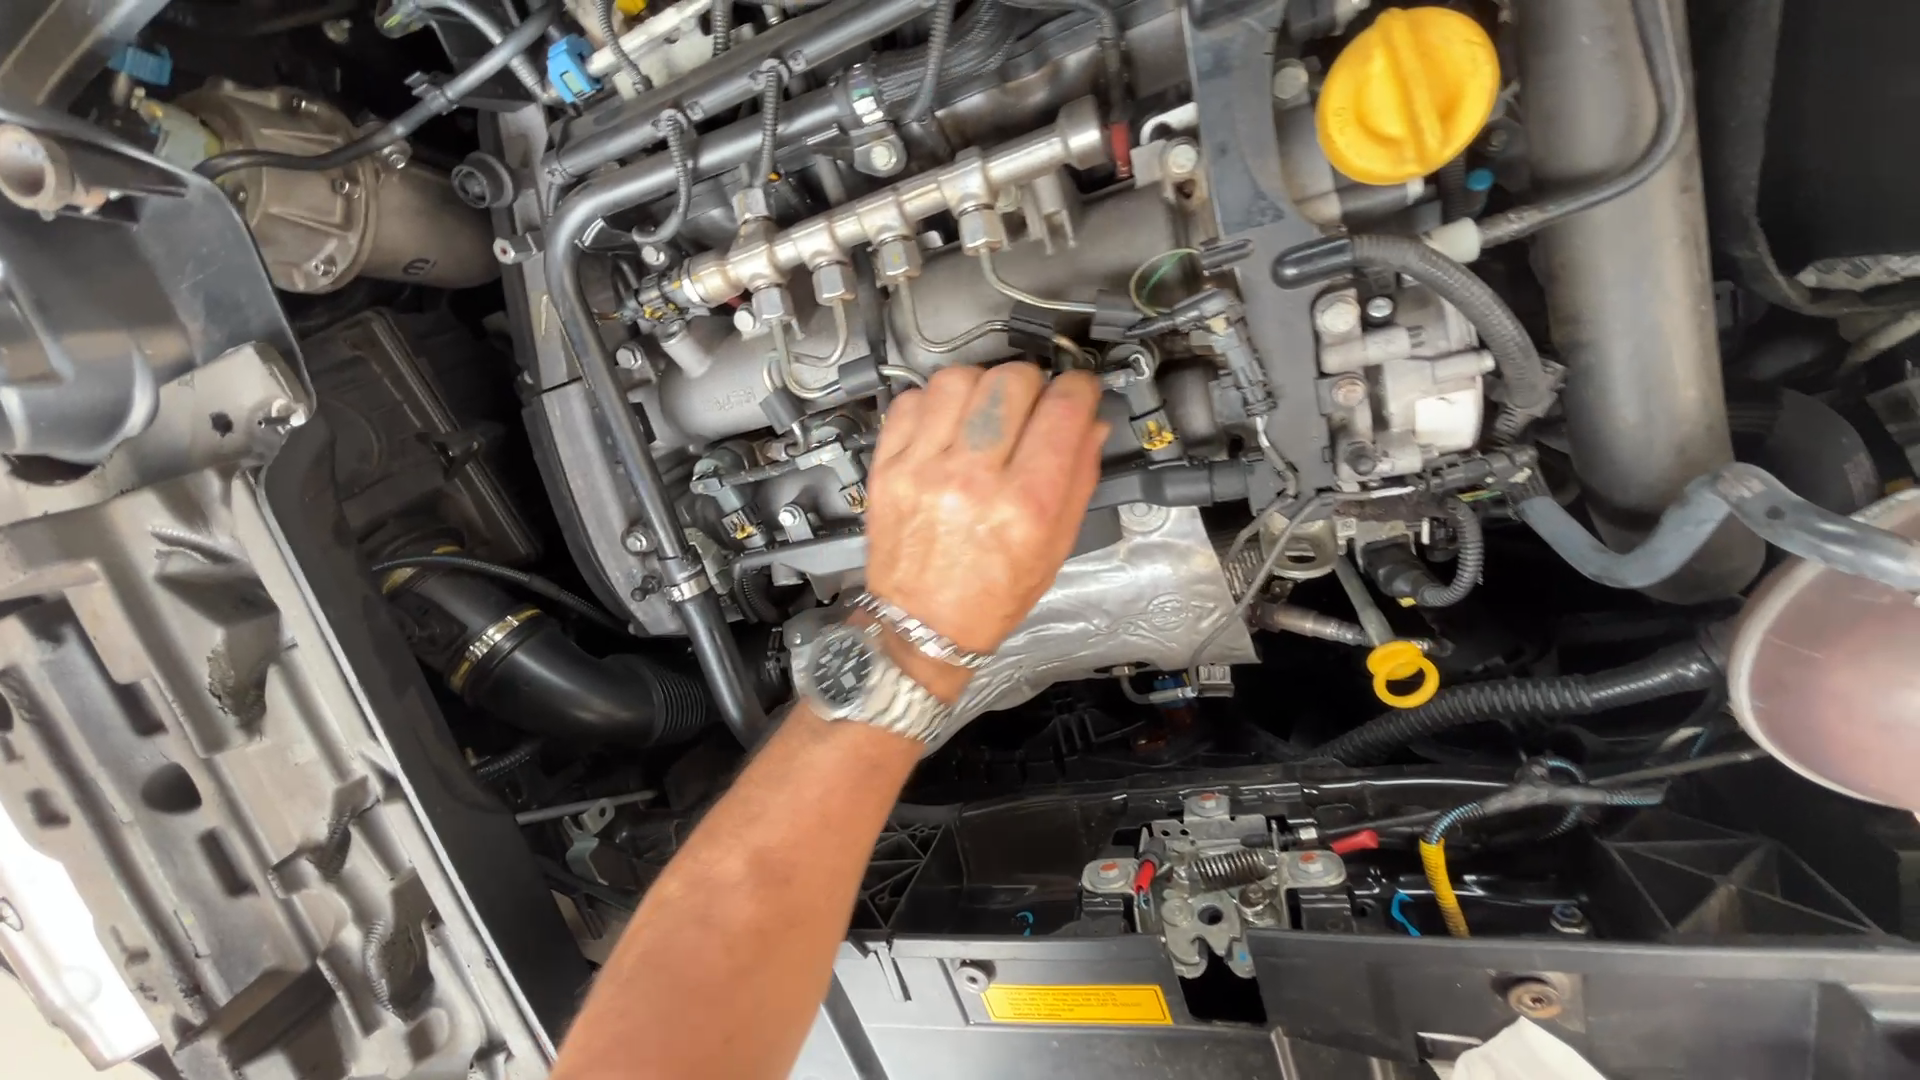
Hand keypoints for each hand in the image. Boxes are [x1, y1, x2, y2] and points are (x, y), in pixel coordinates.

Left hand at [863, 362, 1107, 701]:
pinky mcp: (888, 468)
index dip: (1079, 388)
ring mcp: (924, 470)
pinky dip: (935, 403)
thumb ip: (1079, 479)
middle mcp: (974, 481)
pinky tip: (947, 427)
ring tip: (985, 413)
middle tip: (1030, 405)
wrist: (922, 626)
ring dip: (981, 386)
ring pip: (959, 379)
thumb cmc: (990, 595)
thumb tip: (1090, 422)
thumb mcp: (1055, 548)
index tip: (1077, 391)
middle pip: (1011, 381)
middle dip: (1032, 384)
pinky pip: (912, 400)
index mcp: (1027, 506)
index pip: (1064, 409)